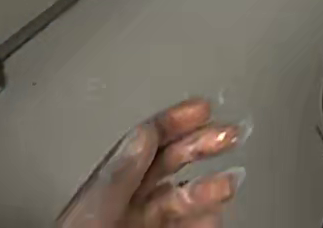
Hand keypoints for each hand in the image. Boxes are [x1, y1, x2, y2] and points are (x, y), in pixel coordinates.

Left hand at [56, 98, 246, 227]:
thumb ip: (117, 178)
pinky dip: (205, 219)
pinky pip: (186, 226)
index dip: (174, 119)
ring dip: (209, 186)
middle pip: (169, 163)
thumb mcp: (91, 217)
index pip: (143, 142)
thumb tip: (145, 133)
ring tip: (227, 184)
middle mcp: (121, 209)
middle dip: (204, 144)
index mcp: (103, 194)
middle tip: (232, 134)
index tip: (204, 107)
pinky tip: (215, 217)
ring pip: (182, 196)